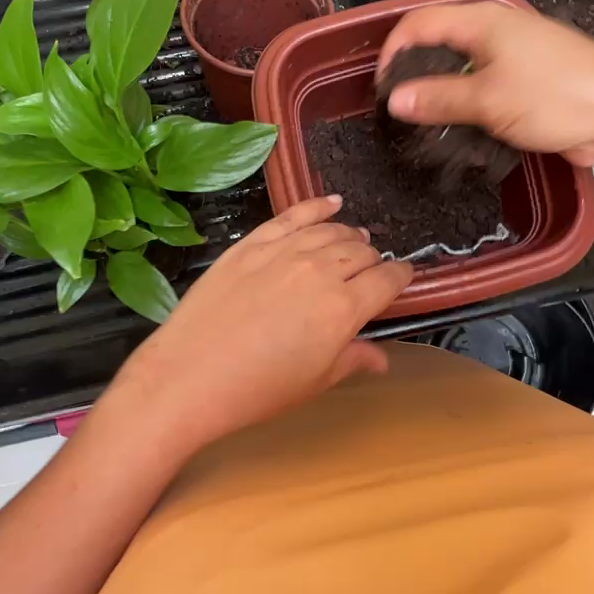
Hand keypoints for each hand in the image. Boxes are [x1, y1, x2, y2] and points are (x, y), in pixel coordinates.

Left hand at [90, 195, 413, 461]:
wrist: (190, 376)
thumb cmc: (257, 390)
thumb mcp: (314, 381)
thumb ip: (353, 359)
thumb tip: (383, 357)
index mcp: (343, 309)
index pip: (387, 280)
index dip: (401, 277)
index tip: (403, 278)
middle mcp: (320, 272)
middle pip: (361, 253)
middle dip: (373, 261)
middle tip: (370, 272)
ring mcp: (283, 252)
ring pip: (330, 232)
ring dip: (349, 236)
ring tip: (356, 241)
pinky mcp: (251, 244)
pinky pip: (292, 216)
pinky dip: (317, 207)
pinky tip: (332, 203)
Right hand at [377, 2, 593, 166]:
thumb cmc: (554, 97)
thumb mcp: (487, 100)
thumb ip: (437, 99)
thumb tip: (393, 99)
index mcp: (484, 21)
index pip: (420, 21)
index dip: (392, 49)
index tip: (380, 88)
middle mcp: (497, 30)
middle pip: (439, 40)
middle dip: (413, 69)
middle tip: (397, 106)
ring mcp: (516, 55)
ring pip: (461, 65)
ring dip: (439, 89)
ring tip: (421, 121)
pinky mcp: (529, 81)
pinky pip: (484, 85)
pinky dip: (465, 102)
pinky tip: (458, 128)